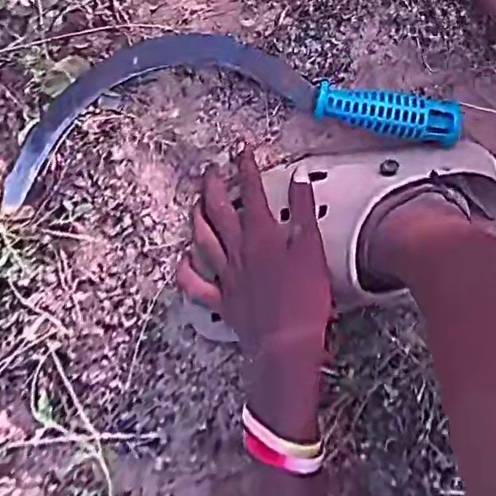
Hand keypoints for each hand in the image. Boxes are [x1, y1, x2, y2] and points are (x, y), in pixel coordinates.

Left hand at [177, 150, 331, 437]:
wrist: (286, 347)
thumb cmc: (304, 298)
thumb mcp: (311, 247)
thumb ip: (304, 210)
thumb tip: (299, 177)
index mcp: (261, 234)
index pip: (252, 191)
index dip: (246, 167)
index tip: (242, 149)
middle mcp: (238, 250)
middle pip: (219, 210)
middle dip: (213, 186)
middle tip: (211, 169)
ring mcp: (227, 275)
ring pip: (203, 239)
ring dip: (198, 217)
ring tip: (196, 202)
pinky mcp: (223, 300)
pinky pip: (195, 283)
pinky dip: (186, 269)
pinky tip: (184, 259)